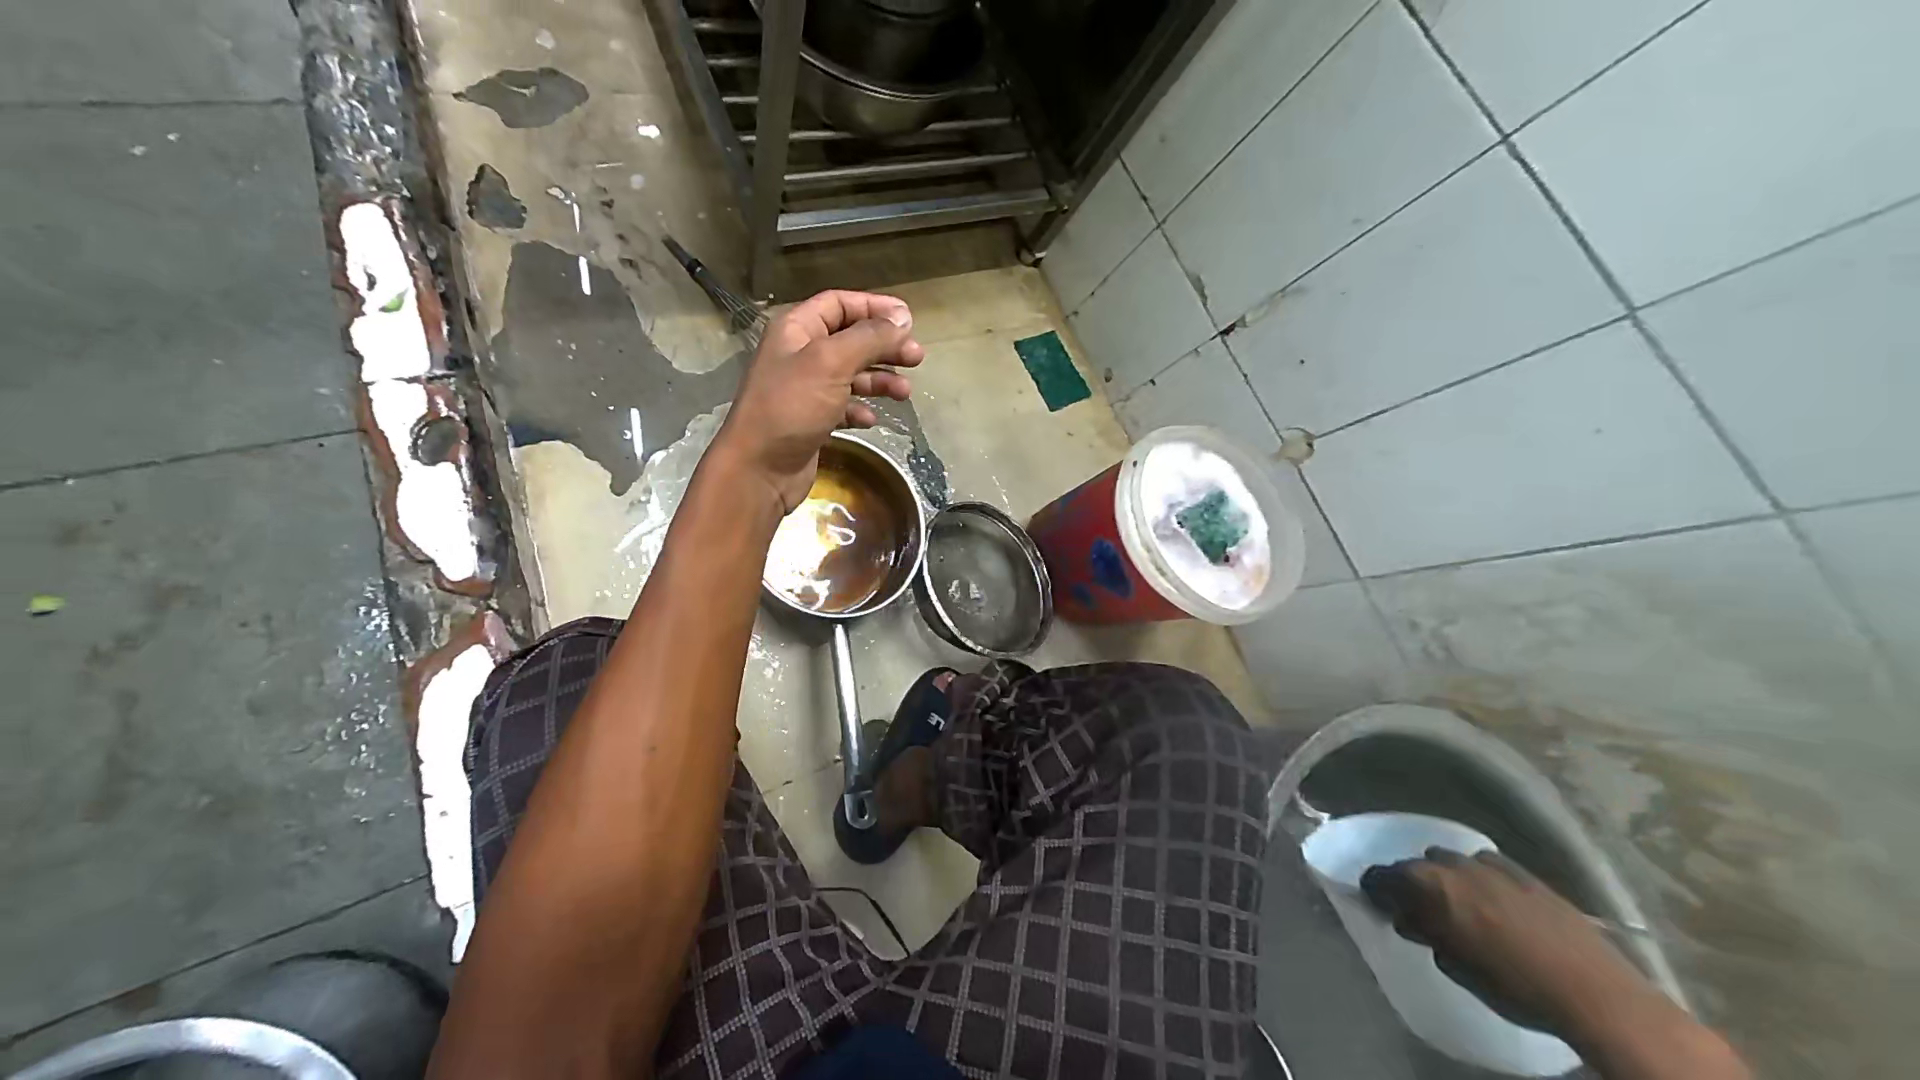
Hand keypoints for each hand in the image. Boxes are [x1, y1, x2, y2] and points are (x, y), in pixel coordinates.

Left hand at [711, 290, 924, 513]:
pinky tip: (871, 419)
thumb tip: (903, 318)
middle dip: (884, 346)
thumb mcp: (832, 362)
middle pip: (851, 339)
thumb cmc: (791, 407)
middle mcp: (800, 354)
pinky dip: (861, 409)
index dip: (875, 308)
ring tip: (904, 393)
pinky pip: (844, 406)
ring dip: (880, 380)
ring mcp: (806, 389)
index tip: (909, 320)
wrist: (760, 468)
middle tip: (917, 358)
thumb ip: (869, 337)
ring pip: (852, 374)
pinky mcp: (812, 420)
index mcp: (797, 330)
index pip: (839, 304)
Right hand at [1360, 850, 1655, 1036]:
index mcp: (1426, 886)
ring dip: (1446, 878)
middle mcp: (1449, 864)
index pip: (1381, 876)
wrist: (1592, 990)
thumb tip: (1411, 920)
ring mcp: (1487, 863)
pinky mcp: (1521, 869)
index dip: (1375, 889)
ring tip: (1460, 904)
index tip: (1378, 903)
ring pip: (1449, 861)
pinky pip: (1484, 864)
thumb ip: (1427, 934)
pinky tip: (1493, 899)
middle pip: (1415, 865)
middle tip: (1421, 910)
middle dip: (1413, 884)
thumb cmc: (1513, 985)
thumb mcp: (1456, 967)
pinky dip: (1479, 877)